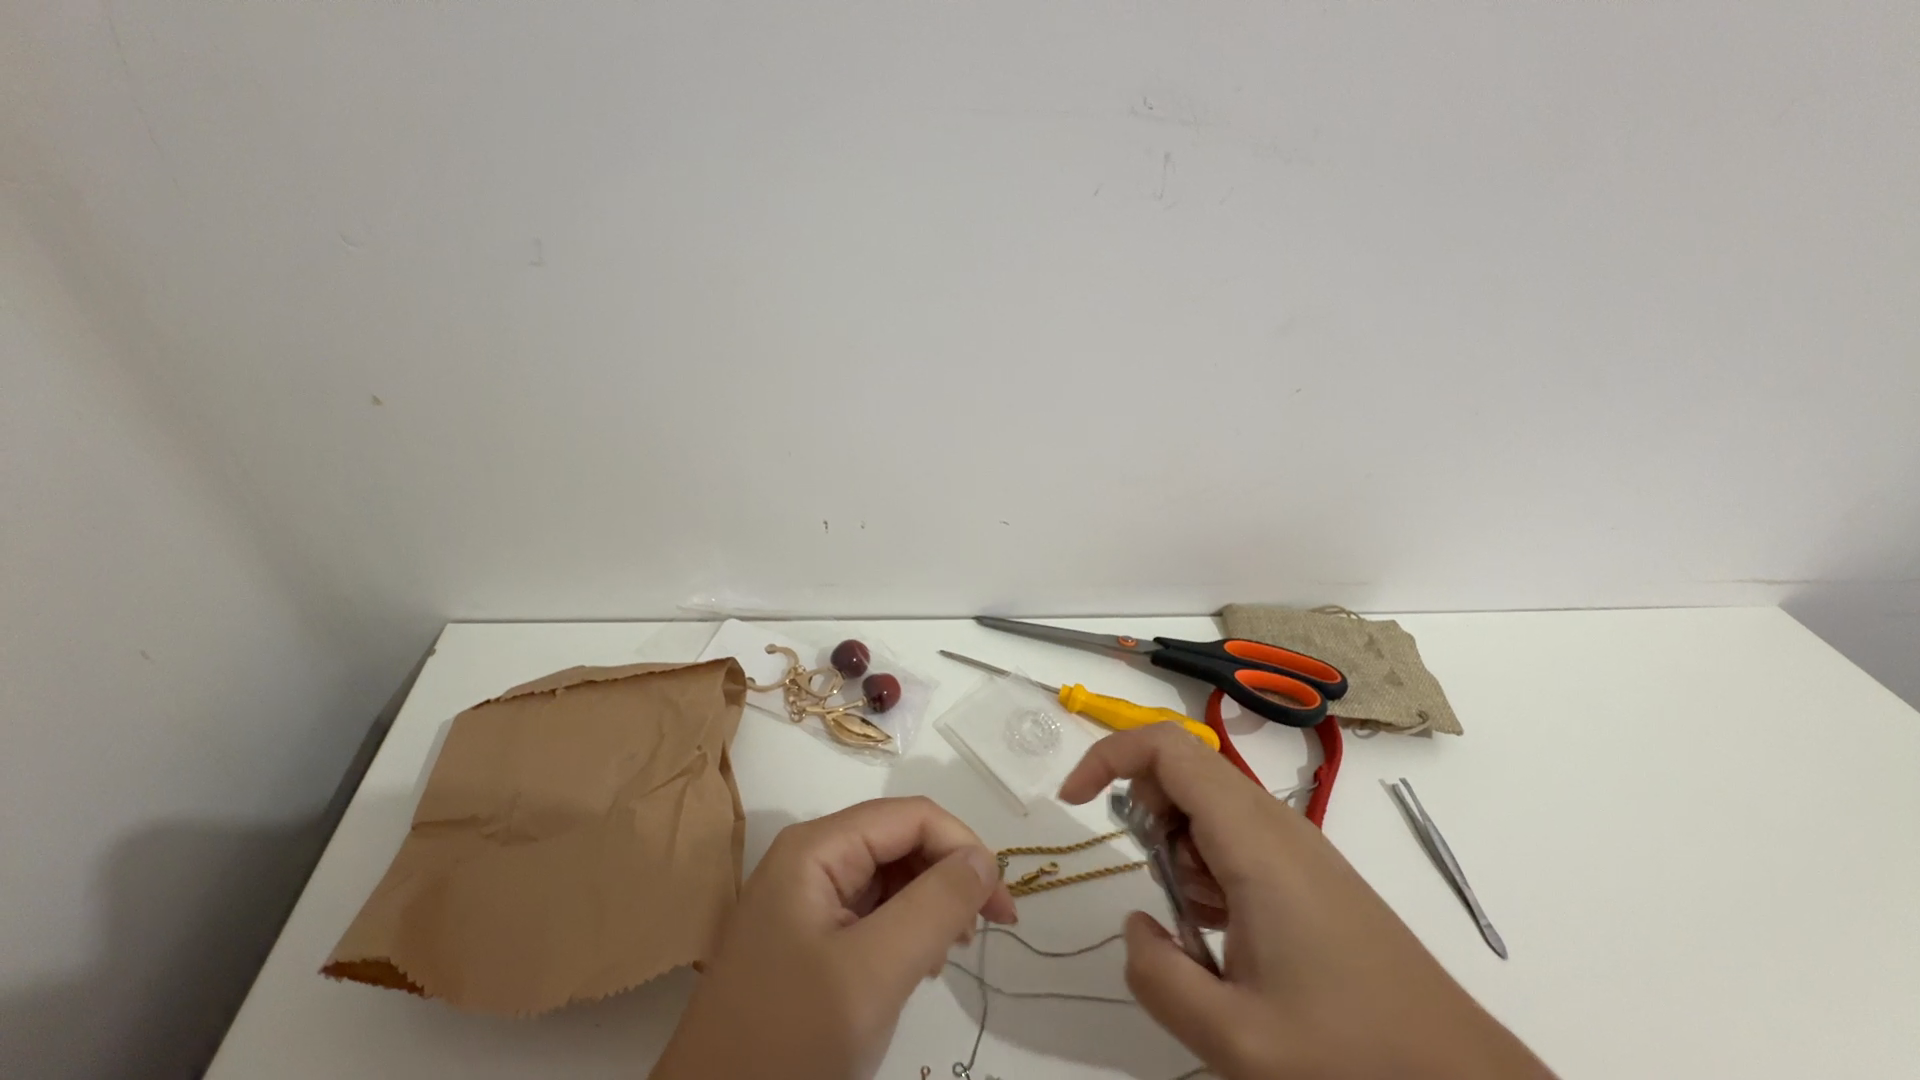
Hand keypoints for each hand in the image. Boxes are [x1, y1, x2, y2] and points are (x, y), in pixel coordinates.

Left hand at [650, 797, 1016, 1079]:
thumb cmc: (792, 1036)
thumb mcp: (874, 971)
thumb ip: (935, 905)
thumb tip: (983, 859)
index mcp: (817, 848)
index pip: (912, 816)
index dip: (964, 849)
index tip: (1001, 908)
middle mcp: (810, 859)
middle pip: (902, 840)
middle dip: (950, 877)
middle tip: (985, 932)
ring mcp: (807, 897)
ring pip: (892, 876)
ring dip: (932, 905)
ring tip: (946, 955)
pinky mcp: (809, 935)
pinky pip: (873, 911)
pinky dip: (907, 930)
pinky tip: (918, 965)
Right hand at [1059, 726, 1555, 1079]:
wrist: (1459, 1075)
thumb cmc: (1348, 1053)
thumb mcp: (1230, 1035)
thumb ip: (1155, 975)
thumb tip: (1135, 926)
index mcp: (1254, 841)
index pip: (1169, 748)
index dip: (1109, 756)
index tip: (1073, 804)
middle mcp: (1277, 825)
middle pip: (1185, 773)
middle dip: (1148, 821)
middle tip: (1164, 900)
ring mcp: (1299, 847)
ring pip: (1209, 810)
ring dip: (1181, 856)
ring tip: (1206, 934)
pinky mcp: (1312, 872)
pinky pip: (1239, 842)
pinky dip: (1211, 874)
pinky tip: (1233, 938)